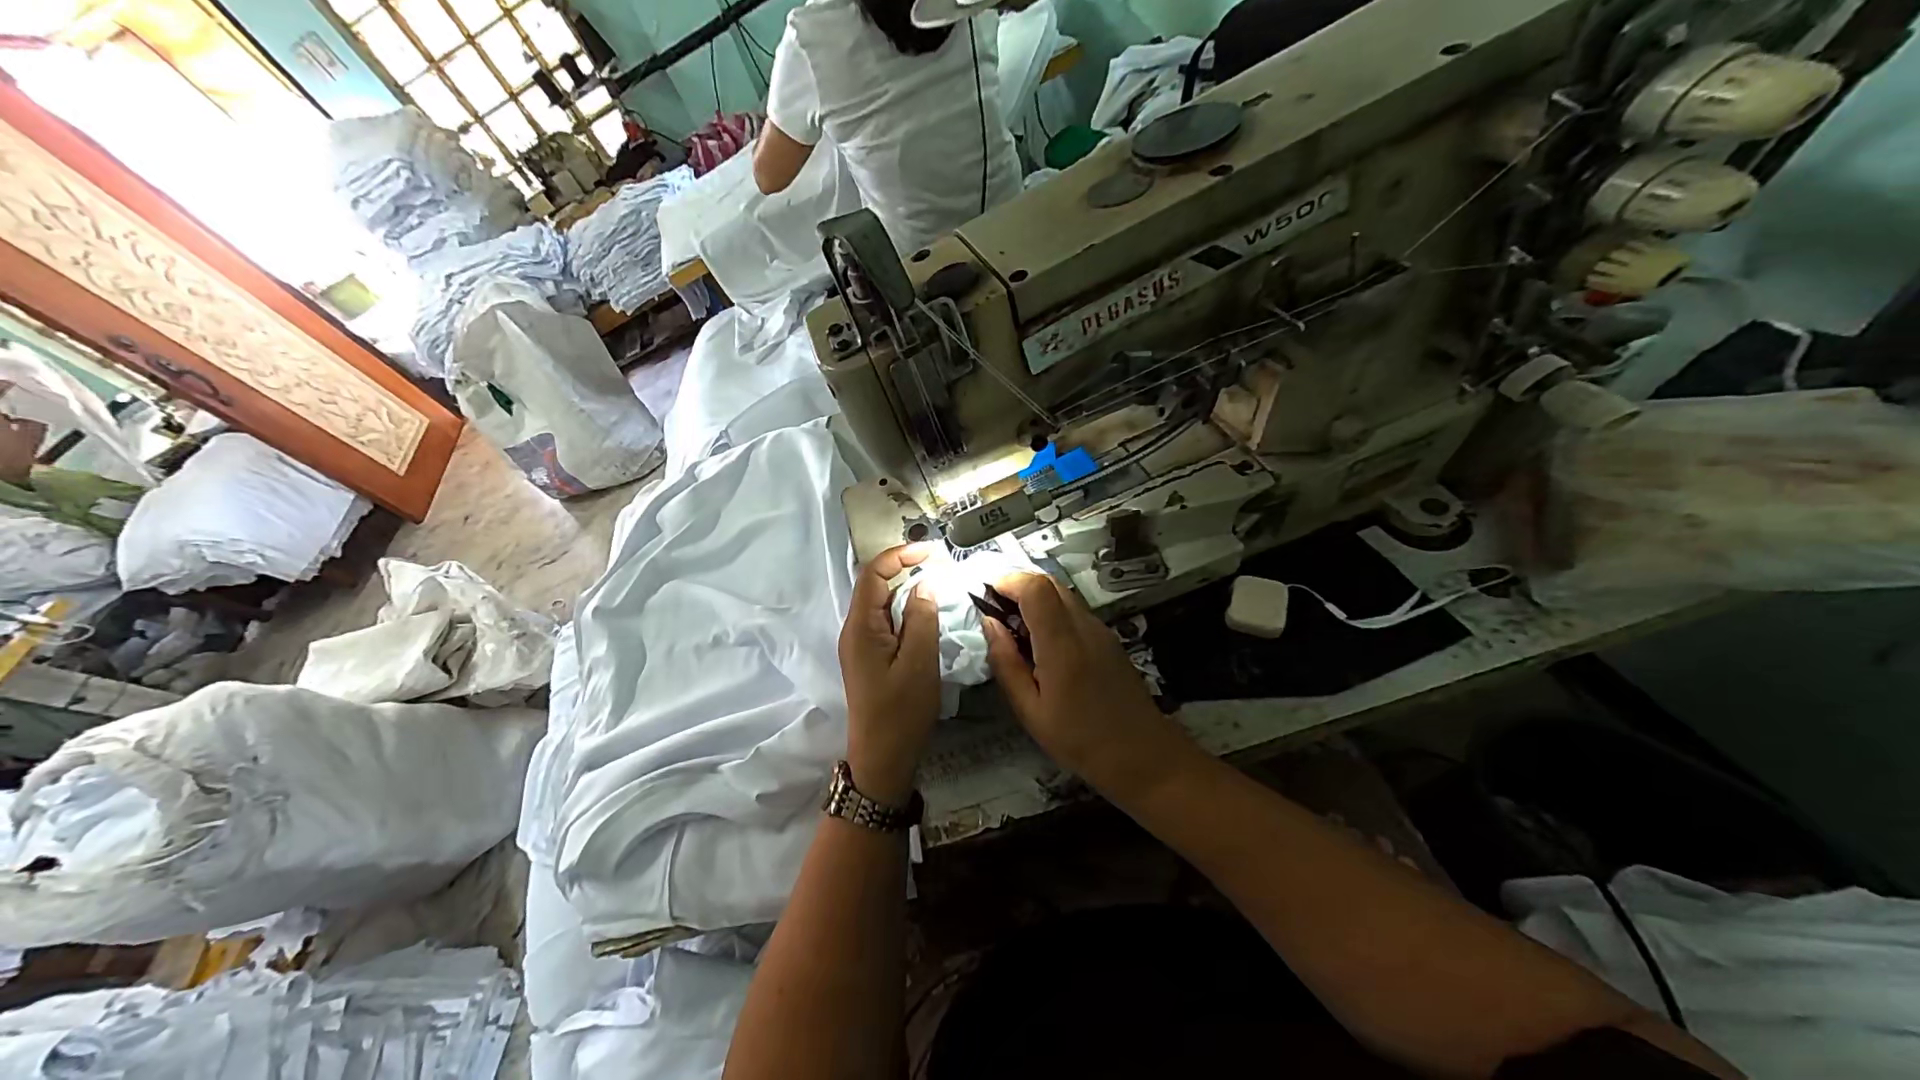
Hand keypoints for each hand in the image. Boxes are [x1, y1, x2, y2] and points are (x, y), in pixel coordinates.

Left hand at [838, 544, 940, 805]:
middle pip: (874, 585)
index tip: (932, 550)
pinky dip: (905, 609)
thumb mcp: (920, 663)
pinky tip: (926, 612)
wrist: (882, 759)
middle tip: (939, 564)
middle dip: (904, 567)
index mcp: (860, 628)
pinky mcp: (869, 658)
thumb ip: (922, 619)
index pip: (873, 574)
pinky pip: (885, 621)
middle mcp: (854, 631)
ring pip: (881, 603)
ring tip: (937, 582)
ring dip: (906, 588)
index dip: (900, 555)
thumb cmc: (901, 713)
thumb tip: (925, 585)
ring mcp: (860, 645)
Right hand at [982, 573, 1189, 795]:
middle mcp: (1084, 627)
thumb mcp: (1030, 710)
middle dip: (1018, 588)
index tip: (985, 596)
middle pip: (1049, 583)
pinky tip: (1043, 648)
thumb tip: (989, 623)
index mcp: (1062, 644)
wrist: (1143, 755)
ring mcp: (1101, 631)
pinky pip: (1075, 613)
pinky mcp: (1109, 640)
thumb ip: (1006, 663)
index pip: (1035, 588)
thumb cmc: (1080, 740)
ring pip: (1063, 595)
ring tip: (1016, 634)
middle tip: (996, 615)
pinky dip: (1053, 615)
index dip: (1007, 582)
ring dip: (1036, 601)